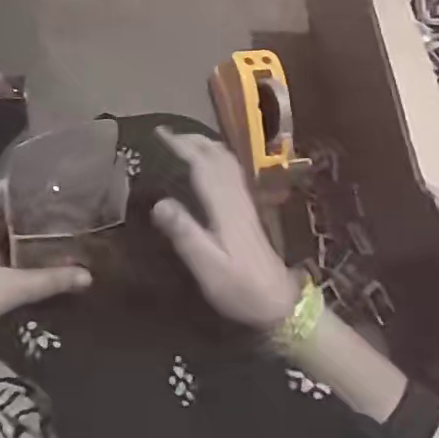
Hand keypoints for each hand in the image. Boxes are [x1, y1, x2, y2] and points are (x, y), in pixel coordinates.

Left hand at [0, 183, 91, 356]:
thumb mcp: (7, 289)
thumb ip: (48, 280)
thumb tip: (89, 275)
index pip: (3, 191)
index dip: (28, 183)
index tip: (58, 180)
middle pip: (8, 213)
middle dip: (36, 210)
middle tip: (72, 206)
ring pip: (7, 235)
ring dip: (30, 234)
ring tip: (65, 228)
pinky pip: (5, 254)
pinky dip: (23, 253)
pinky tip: (45, 258)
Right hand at [151, 128, 298, 330]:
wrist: (279, 304)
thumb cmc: (240, 288)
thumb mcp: (208, 267)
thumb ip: (185, 234)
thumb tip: (159, 203)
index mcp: (224, 207)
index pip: (202, 165)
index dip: (182, 146)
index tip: (160, 134)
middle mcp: (236, 199)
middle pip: (217, 156)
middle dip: (193, 140)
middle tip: (167, 134)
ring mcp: (245, 204)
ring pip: (228, 162)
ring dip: (206, 145)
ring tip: (185, 141)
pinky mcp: (248, 212)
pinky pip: (233, 173)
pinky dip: (217, 159)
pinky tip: (210, 165)